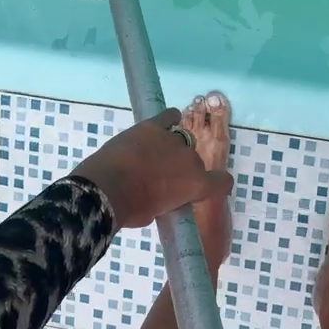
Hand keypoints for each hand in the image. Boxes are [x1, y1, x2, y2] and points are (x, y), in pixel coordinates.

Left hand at [70, 108, 233, 228]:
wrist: (107, 188)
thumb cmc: (132, 209)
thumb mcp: (157, 212)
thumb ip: (168, 200)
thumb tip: (163, 193)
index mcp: (196, 185)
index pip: (221, 182)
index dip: (217, 184)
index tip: (210, 186)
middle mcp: (190, 159)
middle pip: (194, 160)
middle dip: (182, 168)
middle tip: (163, 177)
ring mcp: (172, 139)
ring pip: (180, 140)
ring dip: (170, 148)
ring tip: (155, 155)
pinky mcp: (152, 126)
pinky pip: (169, 116)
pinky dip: (170, 118)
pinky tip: (169, 121)